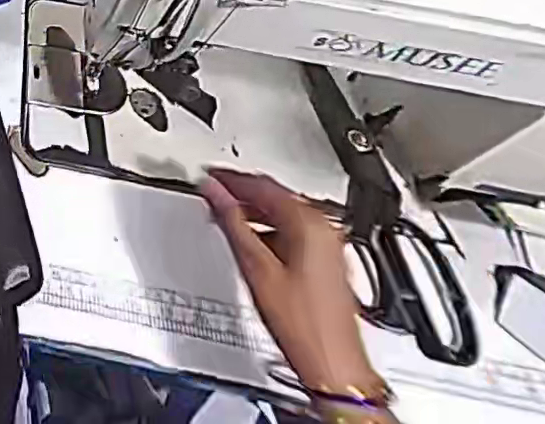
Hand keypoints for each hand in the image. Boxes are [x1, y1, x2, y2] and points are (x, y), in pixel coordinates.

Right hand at [200, 169, 377, 395]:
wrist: (334, 367)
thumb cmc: (303, 325)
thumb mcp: (256, 266)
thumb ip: (232, 222)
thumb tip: (214, 192)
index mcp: (308, 222)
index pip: (261, 185)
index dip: (230, 179)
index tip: (210, 176)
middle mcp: (324, 227)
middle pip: (275, 196)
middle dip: (242, 192)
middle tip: (216, 190)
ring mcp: (329, 244)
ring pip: (284, 212)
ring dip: (255, 209)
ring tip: (228, 212)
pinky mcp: (327, 259)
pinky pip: (294, 229)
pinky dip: (269, 226)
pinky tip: (253, 237)